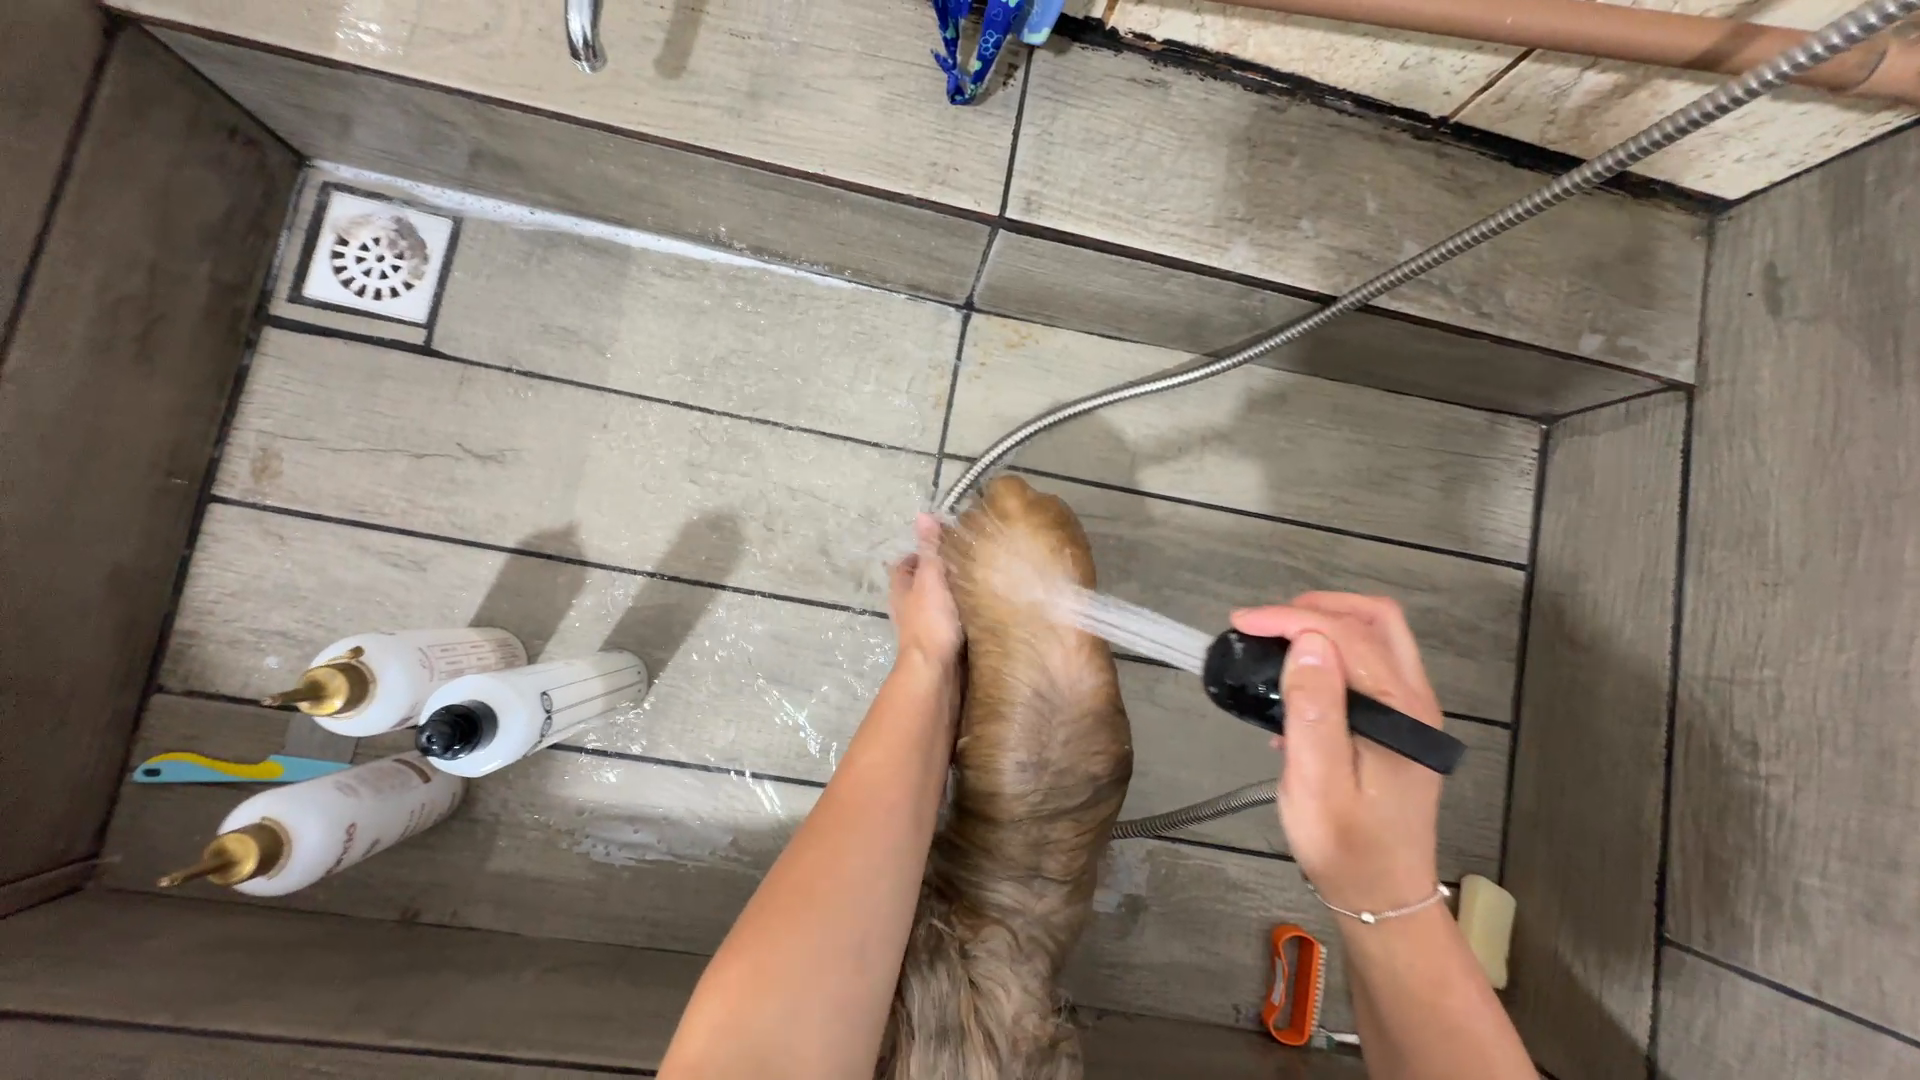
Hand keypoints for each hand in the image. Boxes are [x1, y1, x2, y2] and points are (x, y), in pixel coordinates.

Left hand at [889, 513, 962, 668]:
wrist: (934, 670)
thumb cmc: (929, 621)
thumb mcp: (930, 578)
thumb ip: (929, 550)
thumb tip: (922, 515)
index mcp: (900, 588)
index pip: (907, 562)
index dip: (921, 551)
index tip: (945, 543)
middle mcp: (907, 606)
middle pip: (921, 583)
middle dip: (939, 573)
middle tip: (967, 562)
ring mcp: (921, 626)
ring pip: (935, 602)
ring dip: (950, 595)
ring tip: (977, 583)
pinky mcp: (937, 642)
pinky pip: (948, 621)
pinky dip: (959, 615)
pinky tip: (978, 611)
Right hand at [1231, 593, 1444, 916]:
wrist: (1380, 896)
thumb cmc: (1344, 844)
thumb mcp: (1317, 782)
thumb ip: (1314, 709)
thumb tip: (1308, 641)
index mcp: (1400, 711)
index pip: (1347, 636)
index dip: (1291, 618)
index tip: (1242, 622)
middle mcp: (1415, 701)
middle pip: (1377, 620)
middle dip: (1318, 606)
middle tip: (1266, 622)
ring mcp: (1410, 712)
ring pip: (1377, 637)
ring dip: (1327, 624)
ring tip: (1275, 639)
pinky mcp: (1397, 724)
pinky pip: (1369, 663)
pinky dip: (1333, 650)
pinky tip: (1297, 676)